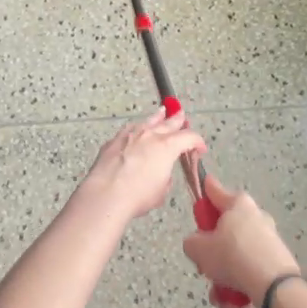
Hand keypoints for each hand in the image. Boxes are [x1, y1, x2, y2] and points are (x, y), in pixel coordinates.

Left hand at [77, 109, 205, 222]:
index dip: (197, 142)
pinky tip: (135, 130)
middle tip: (182, 115)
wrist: (106, 194)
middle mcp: (150, 135)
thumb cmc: (138, 195)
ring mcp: (130, 135)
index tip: (200, 148)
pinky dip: (136, 129)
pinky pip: (130, 130)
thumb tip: (161, 171)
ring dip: (157, 117)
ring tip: (162, 111)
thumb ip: (165, 176)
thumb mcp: (161, 190)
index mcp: (167, 146)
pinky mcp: (114, 141)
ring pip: (148, 121)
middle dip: (178, 120)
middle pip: (169, 123)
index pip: (189, 137)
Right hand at [183, 175, 299, 307]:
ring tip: (219, 300)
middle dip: (213, 255)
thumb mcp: (200, 249)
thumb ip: (192, 243)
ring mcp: (268, 240)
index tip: (203, 184)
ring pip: (237, 258)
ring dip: (225, 280)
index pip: (215, 190)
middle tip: (205, 269)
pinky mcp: (277, 262)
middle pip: (226, 231)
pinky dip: (240, 290)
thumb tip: (197, 244)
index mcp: (237, 204)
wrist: (274, 286)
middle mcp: (255, 217)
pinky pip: (251, 273)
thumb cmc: (233, 256)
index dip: (206, 190)